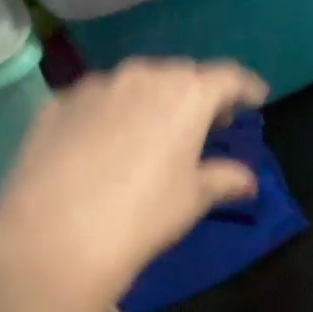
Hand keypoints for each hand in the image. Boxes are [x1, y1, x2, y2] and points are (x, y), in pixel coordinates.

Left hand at [0, 59, 268, 311]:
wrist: (56, 235)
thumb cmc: (144, 213)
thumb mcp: (194, 198)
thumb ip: (224, 179)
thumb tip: (246, 179)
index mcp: (187, 93)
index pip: (228, 78)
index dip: (246, 87)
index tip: (257, 98)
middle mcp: (141, 76)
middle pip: (180, 75)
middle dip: (198, 94)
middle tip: (207, 121)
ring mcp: (93, 87)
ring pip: (134, 84)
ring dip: (152, 100)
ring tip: (155, 131)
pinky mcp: (55, 105)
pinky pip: (96, 101)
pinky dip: (111, 114)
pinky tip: (106, 143)